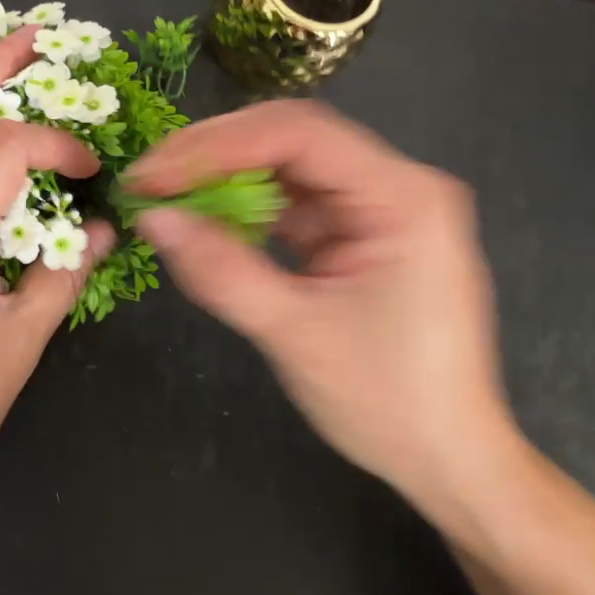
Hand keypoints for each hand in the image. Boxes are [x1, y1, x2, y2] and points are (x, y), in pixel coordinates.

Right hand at [127, 100, 513, 515]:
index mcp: (401, 196)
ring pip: (285, 167)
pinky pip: (291, 202)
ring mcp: (376, 207)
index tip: (152, 175)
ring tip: (164, 195)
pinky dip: (243, 210)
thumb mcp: (294, 333)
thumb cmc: (387, 402)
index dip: (214, 146)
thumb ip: (221, 270)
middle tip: (147, 181)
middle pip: (290, 140)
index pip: (297, 135)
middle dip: (212, 155)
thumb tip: (152, 219)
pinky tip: (204, 220)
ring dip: (223, 179)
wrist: (447, 460)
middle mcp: (394, 185)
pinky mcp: (358, 232)